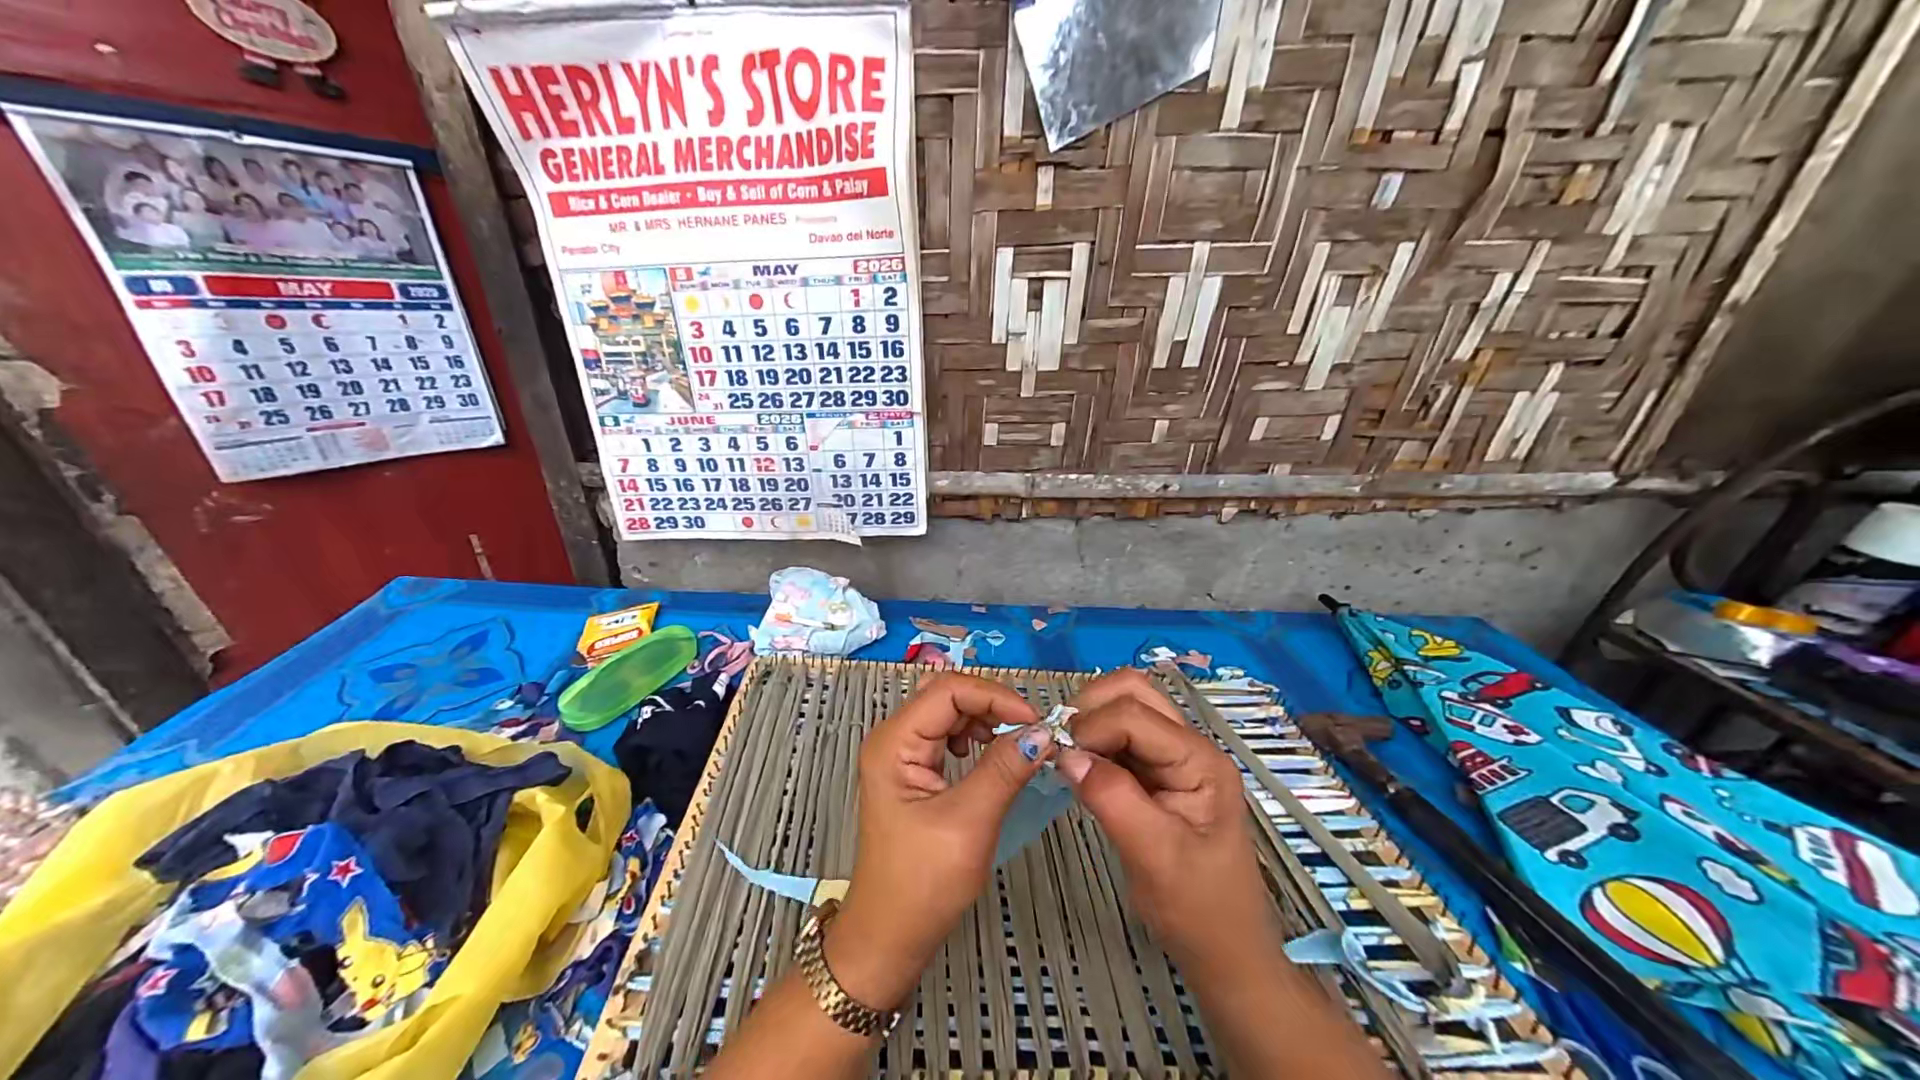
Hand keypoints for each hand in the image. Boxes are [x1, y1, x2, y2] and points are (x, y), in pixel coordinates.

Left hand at [829, 673, 1053, 1010]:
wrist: (890, 935)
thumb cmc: (922, 883)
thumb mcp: (969, 823)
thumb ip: (1004, 770)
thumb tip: (1043, 733)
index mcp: (894, 742)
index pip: (949, 691)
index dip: (995, 697)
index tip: (1035, 722)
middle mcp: (893, 738)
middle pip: (948, 696)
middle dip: (992, 706)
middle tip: (1032, 731)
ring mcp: (901, 754)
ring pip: (949, 713)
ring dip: (985, 720)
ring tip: (1015, 743)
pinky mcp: (913, 771)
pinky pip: (947, 736)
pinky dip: (975, 737)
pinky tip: (990, 755)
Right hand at [1056, 669, 1280, 973]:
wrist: (1225, 950)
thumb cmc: (1199, 909)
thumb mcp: (1154, 857)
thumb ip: (1111, 798)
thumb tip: (1065, 753)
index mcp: (1200, 761)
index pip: (1135, 715)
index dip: (1092, 728)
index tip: (1059, 758)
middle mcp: (1190, 747)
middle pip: (1135, 692)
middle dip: (1091, 707)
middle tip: (1062, 745)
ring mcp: (1174, 758)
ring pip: (1127, 707)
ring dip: (1091, 720)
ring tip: (1066, 755)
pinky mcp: (1157, 773)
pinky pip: (1121, 737)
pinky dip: (1094, 741)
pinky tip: (1078, 766)